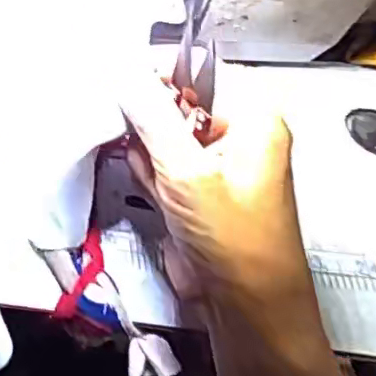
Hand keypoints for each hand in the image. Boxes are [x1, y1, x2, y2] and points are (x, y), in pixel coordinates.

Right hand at [121, 73, 306, 307]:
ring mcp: (209, 157)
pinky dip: (146, 170)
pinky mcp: (189, 179)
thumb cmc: (238, 243)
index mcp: (253, 117)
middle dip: (148, 121)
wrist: (242, 307)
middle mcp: (234, 131)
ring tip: (159, 179)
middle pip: (171, 97)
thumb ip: (150, 114)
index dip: (158, 71)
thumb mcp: (187, 170)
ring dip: (146, 151)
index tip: (124, 80)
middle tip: (148, 144)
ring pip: (155, 127)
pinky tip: (158, 193)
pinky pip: (153, 155)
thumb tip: (122, 70)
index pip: (196, 68)